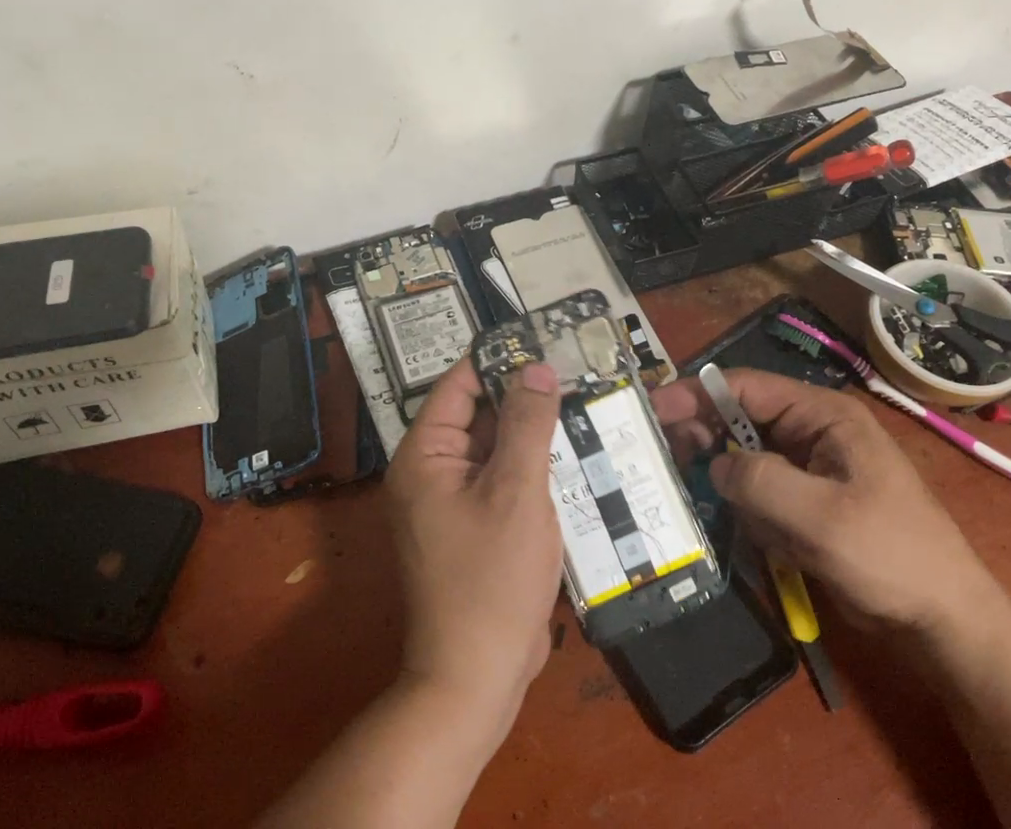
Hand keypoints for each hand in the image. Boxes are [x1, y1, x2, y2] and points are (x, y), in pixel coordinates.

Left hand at [384, 357, 564, 720]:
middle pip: (478, 418)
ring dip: (534, 436)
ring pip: (495, 452)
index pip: (458, 386)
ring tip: (586, 406)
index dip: (498, 359)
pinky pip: (503, 485)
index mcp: (424, 457)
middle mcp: (431, 474)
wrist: (476, 672)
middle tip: (578, 373)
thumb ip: (526, 424)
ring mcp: (452, 506)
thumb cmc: (491, 577)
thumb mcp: (515, 491)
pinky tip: (575, 460)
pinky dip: (533, 472)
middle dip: (524, 398)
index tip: (544, 339)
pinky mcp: (475, 531)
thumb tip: (535, 367)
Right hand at [651, 368, 999, 634]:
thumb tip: (714, 465)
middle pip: (741, 420)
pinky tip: (747, 530)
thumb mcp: (820, 516)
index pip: (746, 388)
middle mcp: (815, 433)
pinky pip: (761, 493)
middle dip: (705, 438)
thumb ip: (758, 480)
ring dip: (726, 479)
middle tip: (666, 462)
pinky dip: (745, 506)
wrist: (940, 617)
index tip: (650, 411)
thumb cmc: (889, 555)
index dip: (695, 395)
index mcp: (825, 417)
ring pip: (747, 459)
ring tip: (704, 500)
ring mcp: (812, 470)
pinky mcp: (808, 503)